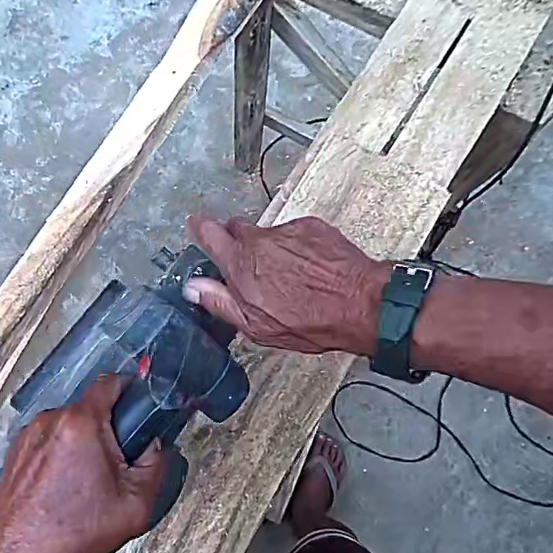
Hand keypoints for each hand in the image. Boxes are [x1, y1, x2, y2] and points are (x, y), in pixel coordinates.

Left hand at [0, 374, 168, 552]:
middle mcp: (50, 422)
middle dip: (110, 428)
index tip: (140, 402)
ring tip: (91, 480)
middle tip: (120, 459)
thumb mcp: (137, 502)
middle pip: (92, 408)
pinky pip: (50, 442)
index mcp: (81, 423)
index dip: (132, 388)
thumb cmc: (70, 533)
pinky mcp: (16, 454)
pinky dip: (62, 456)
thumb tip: (159, 447)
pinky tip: (69, 487)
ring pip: (70, 426)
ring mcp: (29, 437)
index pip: (111, 382)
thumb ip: (158, 464)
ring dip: (85, 443)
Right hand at [183, 214, 388, 355]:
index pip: (208, 233)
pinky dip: (296, 247)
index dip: (200, 229)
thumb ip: (221, 302)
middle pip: (237, 229)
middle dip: (237, 243)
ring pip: (268, 234)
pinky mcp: (311, 226)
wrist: (358, 304)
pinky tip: (308, 269)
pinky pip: (294, 233)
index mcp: (241, 264)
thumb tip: (195, 288)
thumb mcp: (256, 326)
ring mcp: (287, 231)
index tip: (197, 226)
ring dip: (271, 250)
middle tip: (248, 267)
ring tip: (288, 276)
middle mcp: (261, 240)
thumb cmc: (311, 320)